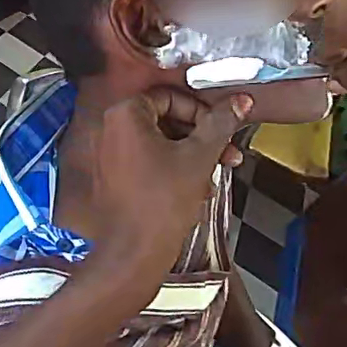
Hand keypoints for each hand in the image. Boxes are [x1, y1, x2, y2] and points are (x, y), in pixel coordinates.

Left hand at [89, 88, 251, 294]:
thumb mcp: (199, 156)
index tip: (219, 127)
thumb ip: (220, 124)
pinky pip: (146, 159)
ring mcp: (107, 153)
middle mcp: (109, 129)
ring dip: (190, 152)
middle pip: (163, 118)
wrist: (135, 250)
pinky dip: (172, 166)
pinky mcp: (112, 174)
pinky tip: (196, 185)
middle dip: (199, 134)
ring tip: (215, 170)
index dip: (199, 111)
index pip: (168, 97)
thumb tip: (239, 102)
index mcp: (124, 115)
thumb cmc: (162, 202)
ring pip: (158, 140)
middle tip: (225, 149)